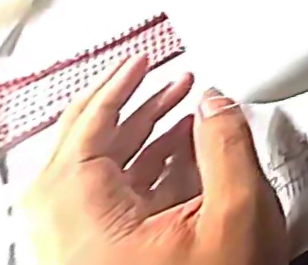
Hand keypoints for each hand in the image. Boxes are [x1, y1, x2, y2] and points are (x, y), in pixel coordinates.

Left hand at [20, 56, 285, 264]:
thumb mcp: (238, 210)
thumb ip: (226, 145)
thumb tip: (215, 99)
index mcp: (91, 239)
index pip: (80, 151)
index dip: (108, 97)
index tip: (136, 63)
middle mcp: (74, 251)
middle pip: (69, 166)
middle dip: (112, 109)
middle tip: (148, 72)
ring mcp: (88, 259)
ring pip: (91, 183)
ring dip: (133, 132)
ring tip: (177, 96)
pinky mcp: (109, 262)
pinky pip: (113, 199)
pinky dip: (143, 160)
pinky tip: (181, 141)